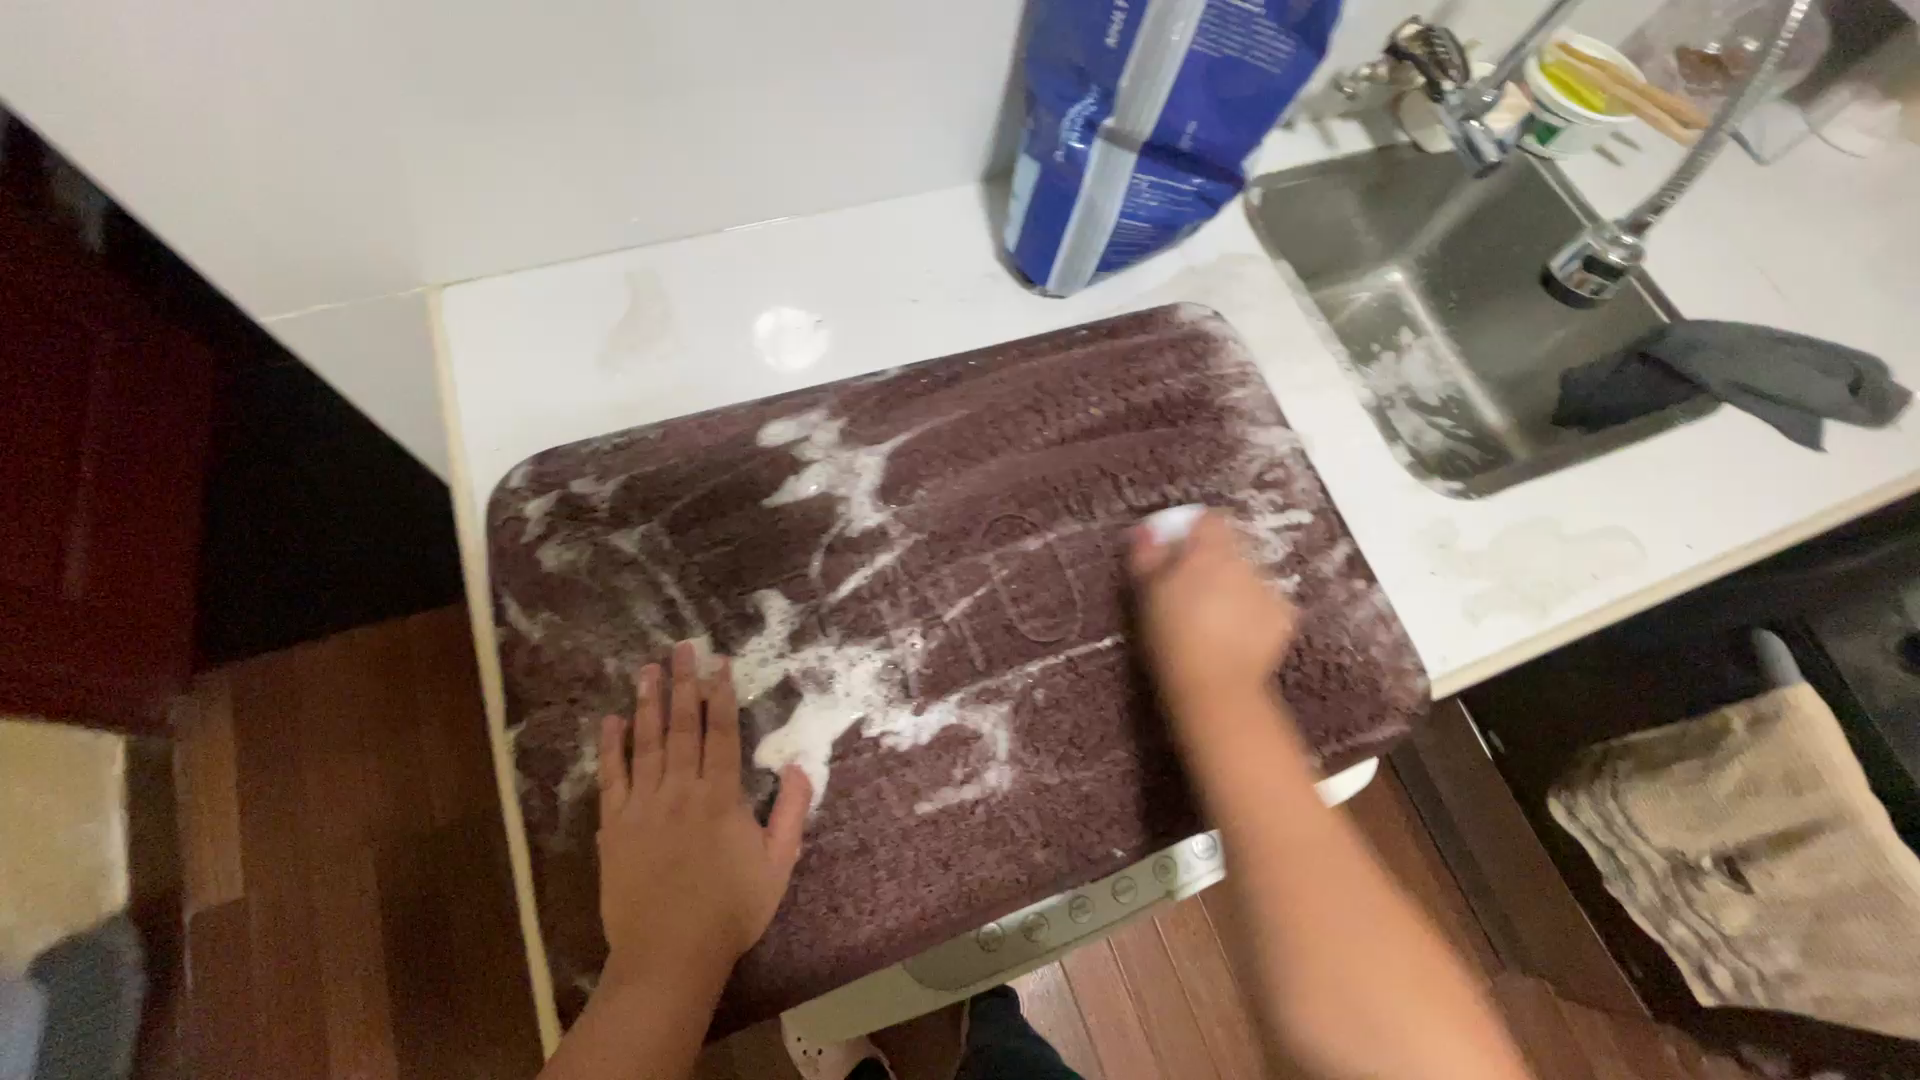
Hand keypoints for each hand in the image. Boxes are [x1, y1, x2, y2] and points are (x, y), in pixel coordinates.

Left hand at [595, 641, 811, 990]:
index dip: (720, 694)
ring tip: (647, 669)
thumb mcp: (779, 863)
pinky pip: (611, 777)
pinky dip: (611, 747)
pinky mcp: (614, 827)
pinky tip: (611, 721)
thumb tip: (801, 766)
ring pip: (646, 743)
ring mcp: (643, 806)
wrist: (669, 954)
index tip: (719, 664)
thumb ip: (793, 812)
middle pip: (682, 726)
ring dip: (648, 703)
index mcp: (721, 797)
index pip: (721, 732)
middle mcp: (680, 791)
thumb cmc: (731, 910)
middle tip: (680, 647)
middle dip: (683, 683)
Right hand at [1128, 510, 1299, 711]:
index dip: (1195, 531)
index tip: (1182, 551)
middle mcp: (1245, 561)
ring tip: (1217, 617)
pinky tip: (1238, 634)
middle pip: (1232, 547)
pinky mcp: (1286, 615)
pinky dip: (1255, 612)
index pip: (1210, 519)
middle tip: (1195, 590)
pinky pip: (1268, 603)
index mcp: (1208, 550)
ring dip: (1236, 586)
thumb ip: (1146, 555)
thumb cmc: (1170, 637)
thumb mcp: (1146, 594)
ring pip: (1251, 575)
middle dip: (1216, 561)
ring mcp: (1269, 588)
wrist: (1214, 685)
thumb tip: (1147, 529)